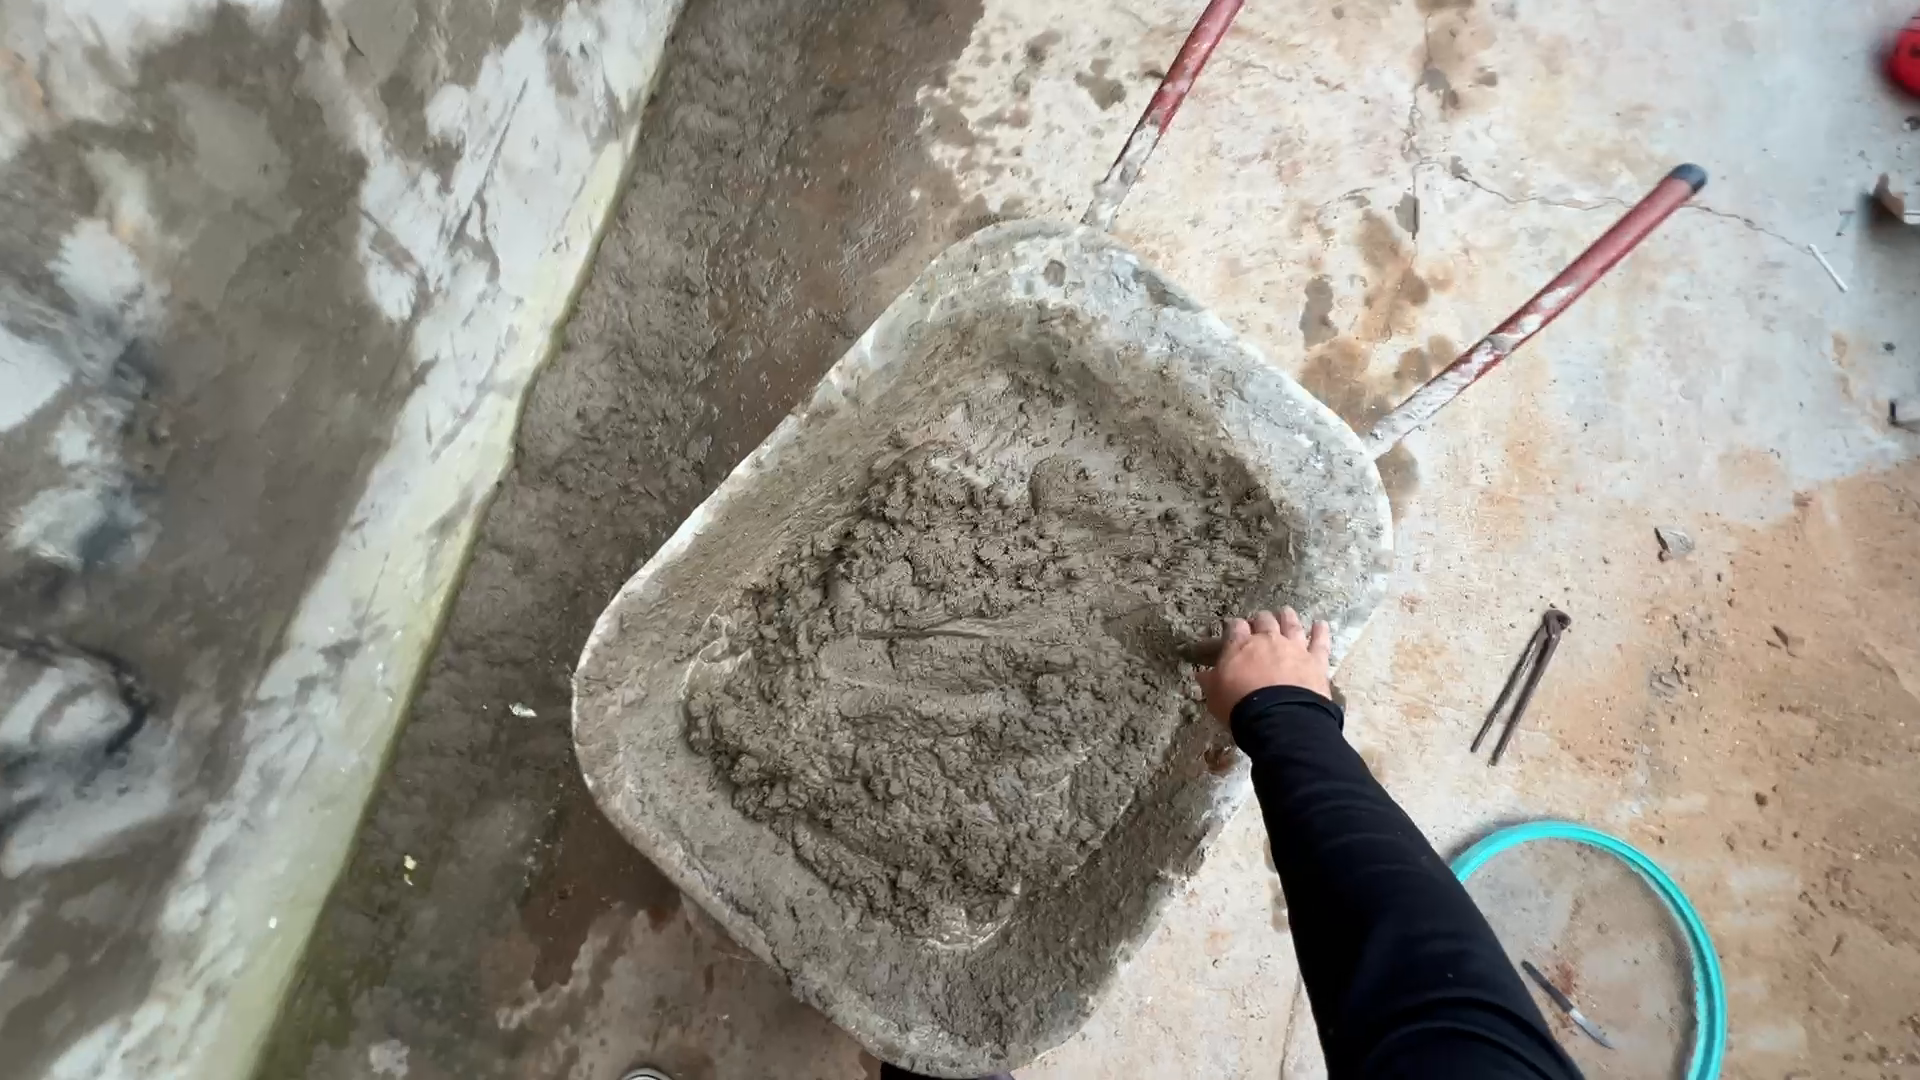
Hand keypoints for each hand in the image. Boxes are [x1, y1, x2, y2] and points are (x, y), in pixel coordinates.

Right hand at [1195, 608, 1331, 722]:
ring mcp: (1293, 648)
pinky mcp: (1315, 661)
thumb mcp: (1215, 695)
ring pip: (1291, 626)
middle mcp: (1267, 640)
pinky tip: (1321, 623)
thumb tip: (1201, 674)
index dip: (1234, 626)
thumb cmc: (1240, 705)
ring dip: (1288, 617)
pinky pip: (1320, 642)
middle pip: (1264, 621)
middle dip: (1261, 619)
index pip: (1235, 627)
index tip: (1233, 627)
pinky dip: (1321, 632)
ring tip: (1286, 611)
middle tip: (1260, 619)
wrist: (1278, 718)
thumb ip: (1210, 681)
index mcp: (1239, 645)